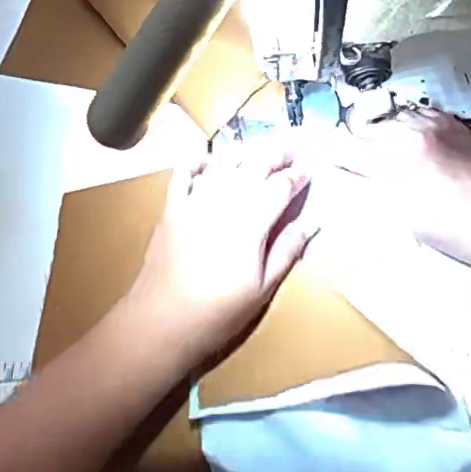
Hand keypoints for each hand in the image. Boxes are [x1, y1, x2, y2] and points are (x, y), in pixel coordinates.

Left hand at [119, 145, 313, 361]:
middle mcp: (223, 203)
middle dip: (275, 154)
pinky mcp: (171, 206)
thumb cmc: (218, 312)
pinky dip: (197, 161)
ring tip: (259, 154)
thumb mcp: (262, 289)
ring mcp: (194, 201)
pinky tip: (208, 159)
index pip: (279, 187)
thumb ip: (286, 251)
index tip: (308, 171)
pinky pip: (184, 172)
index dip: (296, 177)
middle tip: (290, 152)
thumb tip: (310, 223)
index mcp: (250, 224)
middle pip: (253, 165)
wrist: (161, 319)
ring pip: (223, 163)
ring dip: (244, 154)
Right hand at [336, 108, 470, 269]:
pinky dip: (411, 125)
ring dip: (386, 132)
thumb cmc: (446, 227)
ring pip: (391, 117)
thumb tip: (340, 170)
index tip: (334, 162)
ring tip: (393, 154)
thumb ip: (363, 183)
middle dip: (362, 144)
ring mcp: (431, 124)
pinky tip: (415, 143)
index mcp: (389, 158)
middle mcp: (407, 133)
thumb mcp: (393, 211)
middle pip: (366, 128)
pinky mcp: (450, 123)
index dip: (336, 156)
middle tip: (366, 164)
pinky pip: (418, 113)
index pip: (345, 147)